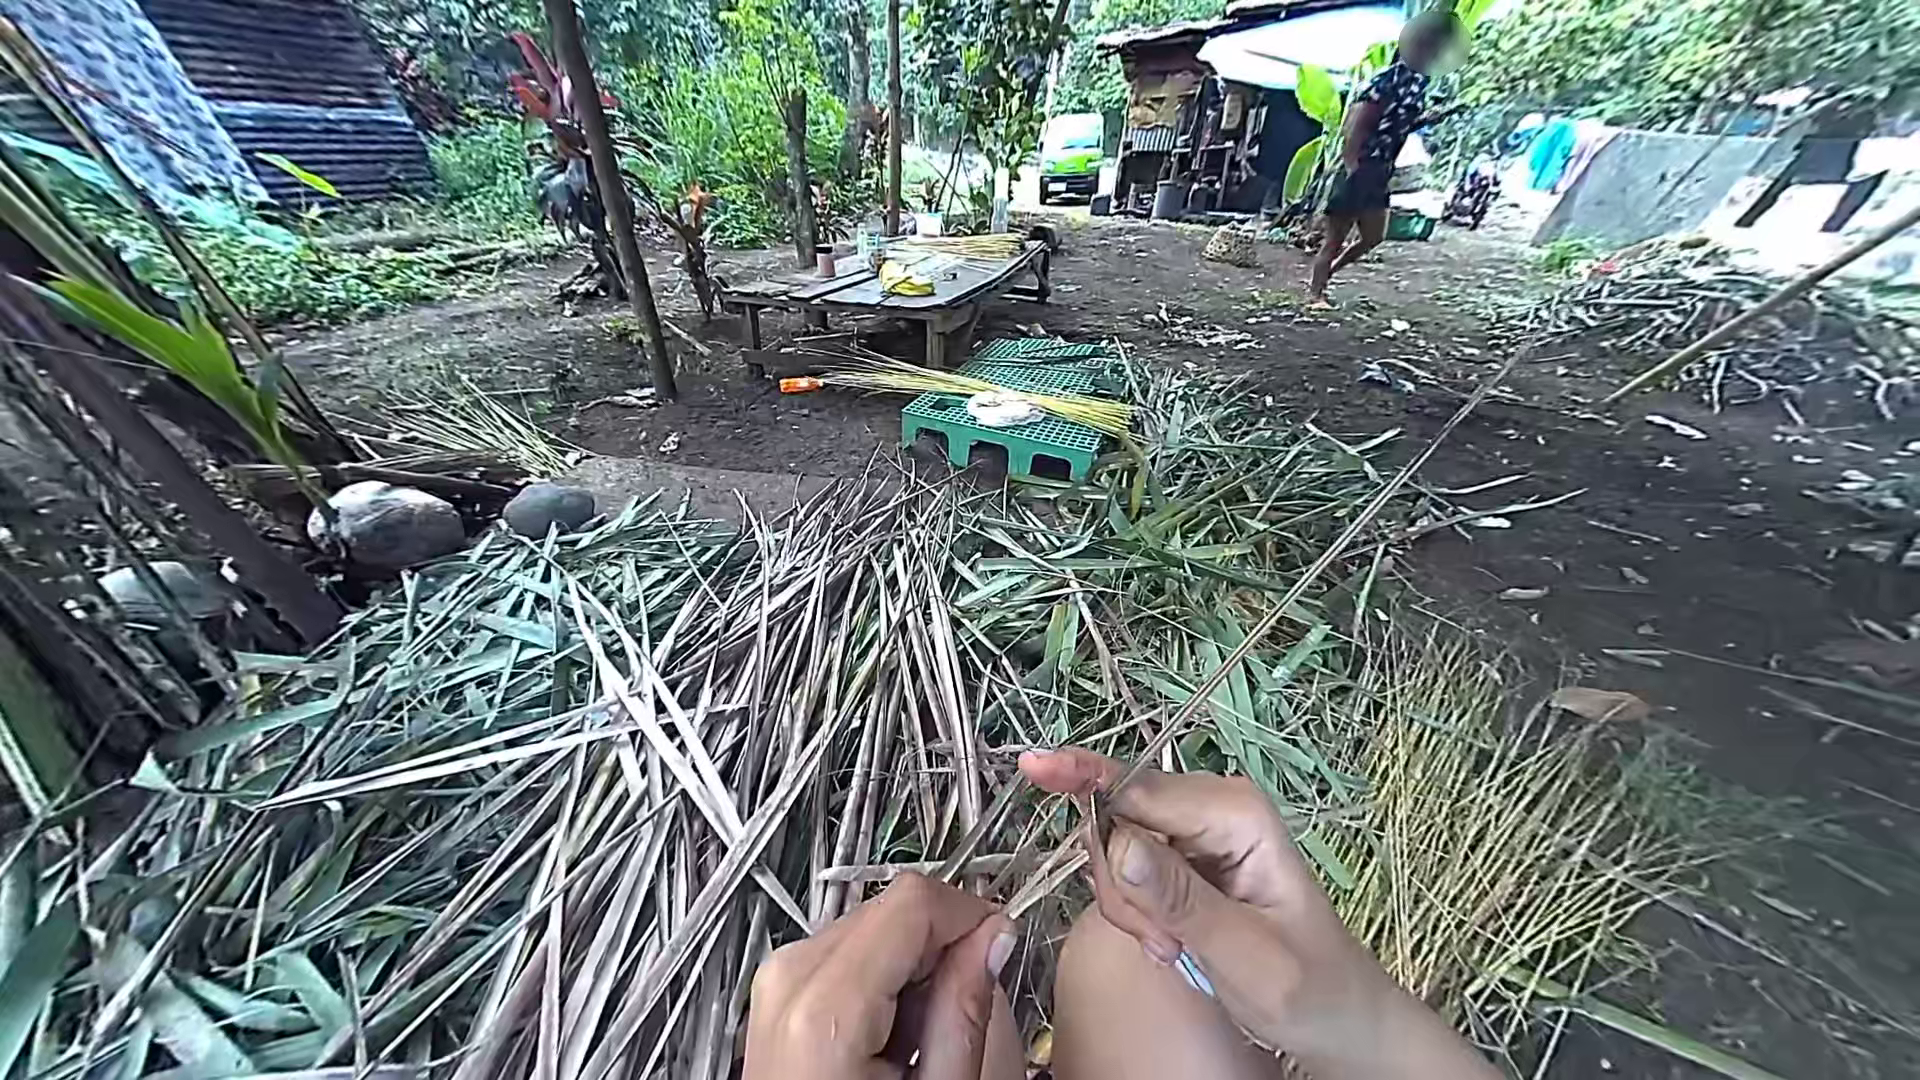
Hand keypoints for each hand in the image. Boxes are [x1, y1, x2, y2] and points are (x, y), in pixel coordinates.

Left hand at [744, 873, 1015, 1079]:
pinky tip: (886, 1034)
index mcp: (825, 1008)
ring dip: (914, 961)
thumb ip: (965, 1012)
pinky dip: (885, 974)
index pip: (913, 902)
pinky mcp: (782, 984)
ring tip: (915, 1034)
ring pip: (877, 919)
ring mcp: (781, 976)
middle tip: (956, 1010)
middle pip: (894, 907)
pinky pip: (853, 944)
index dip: (966, 914)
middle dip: (940, 945)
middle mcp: (793, 974)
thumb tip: (994, 936)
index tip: (994, 945)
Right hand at [1019, 747, 1497, 1079]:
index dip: (1085, 780)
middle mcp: (1206, 805)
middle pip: (1118, 816)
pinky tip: (1164, 938)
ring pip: (1112, 842)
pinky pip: (1122, 864)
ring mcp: (1188, 827)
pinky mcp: (1175, 851)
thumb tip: (1116, 842)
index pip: (1140, 790)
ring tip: (1171, 946)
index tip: (1033, 767)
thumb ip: (1182, 900)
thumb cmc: (1311, 991)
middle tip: (1159, 941)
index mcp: (1234, 811)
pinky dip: (1129, 906)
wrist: (1337, 1022)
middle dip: (1119, 880)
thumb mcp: (1251, 959)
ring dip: (1125, 900)